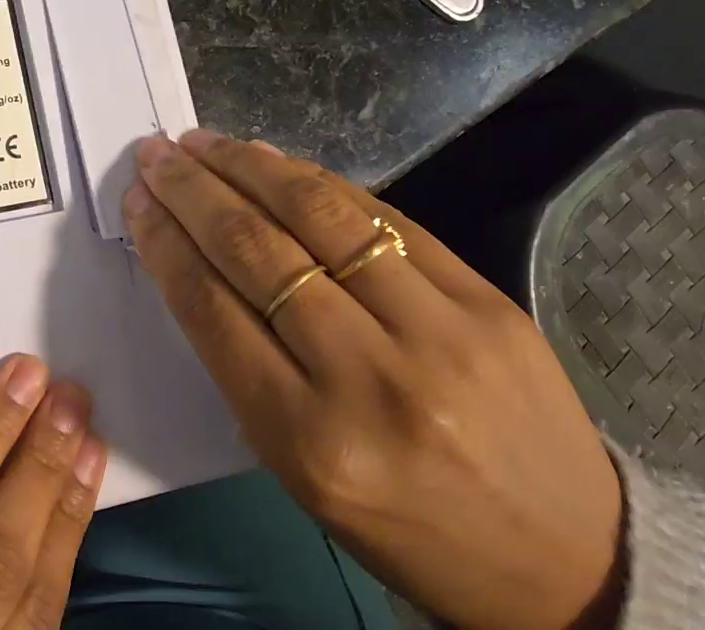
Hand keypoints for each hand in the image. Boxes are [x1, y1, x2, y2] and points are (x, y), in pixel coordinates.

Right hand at [123, 131, 622, 629]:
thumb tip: (200, 265)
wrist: (567, 561)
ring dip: (251, 168)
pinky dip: (322, 183)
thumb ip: (247, 370)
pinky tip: (279, 164)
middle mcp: (369, 378)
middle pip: (257, 252)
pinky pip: (385, 219)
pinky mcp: (488, 300)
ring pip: (320, 218)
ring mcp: (438, 331)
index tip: (138, 202)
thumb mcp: (299, 473)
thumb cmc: (405, 527)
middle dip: (194, 192)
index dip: (165, 243)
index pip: (212, 310)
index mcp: (307, 440)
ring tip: (206, 142)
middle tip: (157, 154)